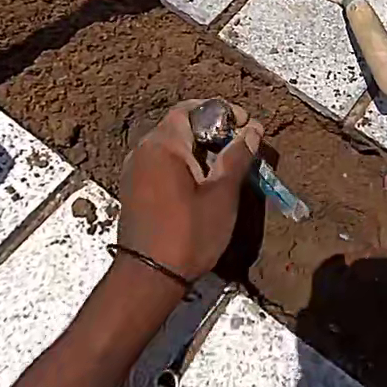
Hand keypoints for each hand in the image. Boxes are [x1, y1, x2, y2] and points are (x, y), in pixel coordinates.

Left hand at [116, 100, 263, 281]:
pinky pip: (162, 165)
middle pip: (181, 126)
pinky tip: (204, 186)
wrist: (149, 278)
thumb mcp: (222, 194)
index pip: (191, 109)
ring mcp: (135, 171)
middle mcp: (143, 151)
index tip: (246, 126)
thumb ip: (237, 156)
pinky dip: (185, 166)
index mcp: (162, 144)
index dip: (222, 112)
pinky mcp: (134, 190)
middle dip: (214, 132)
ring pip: (173, 147)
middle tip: (241, 149)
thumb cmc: (189, 234)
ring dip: (201, 151)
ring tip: (227, 169)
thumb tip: (252, 129)